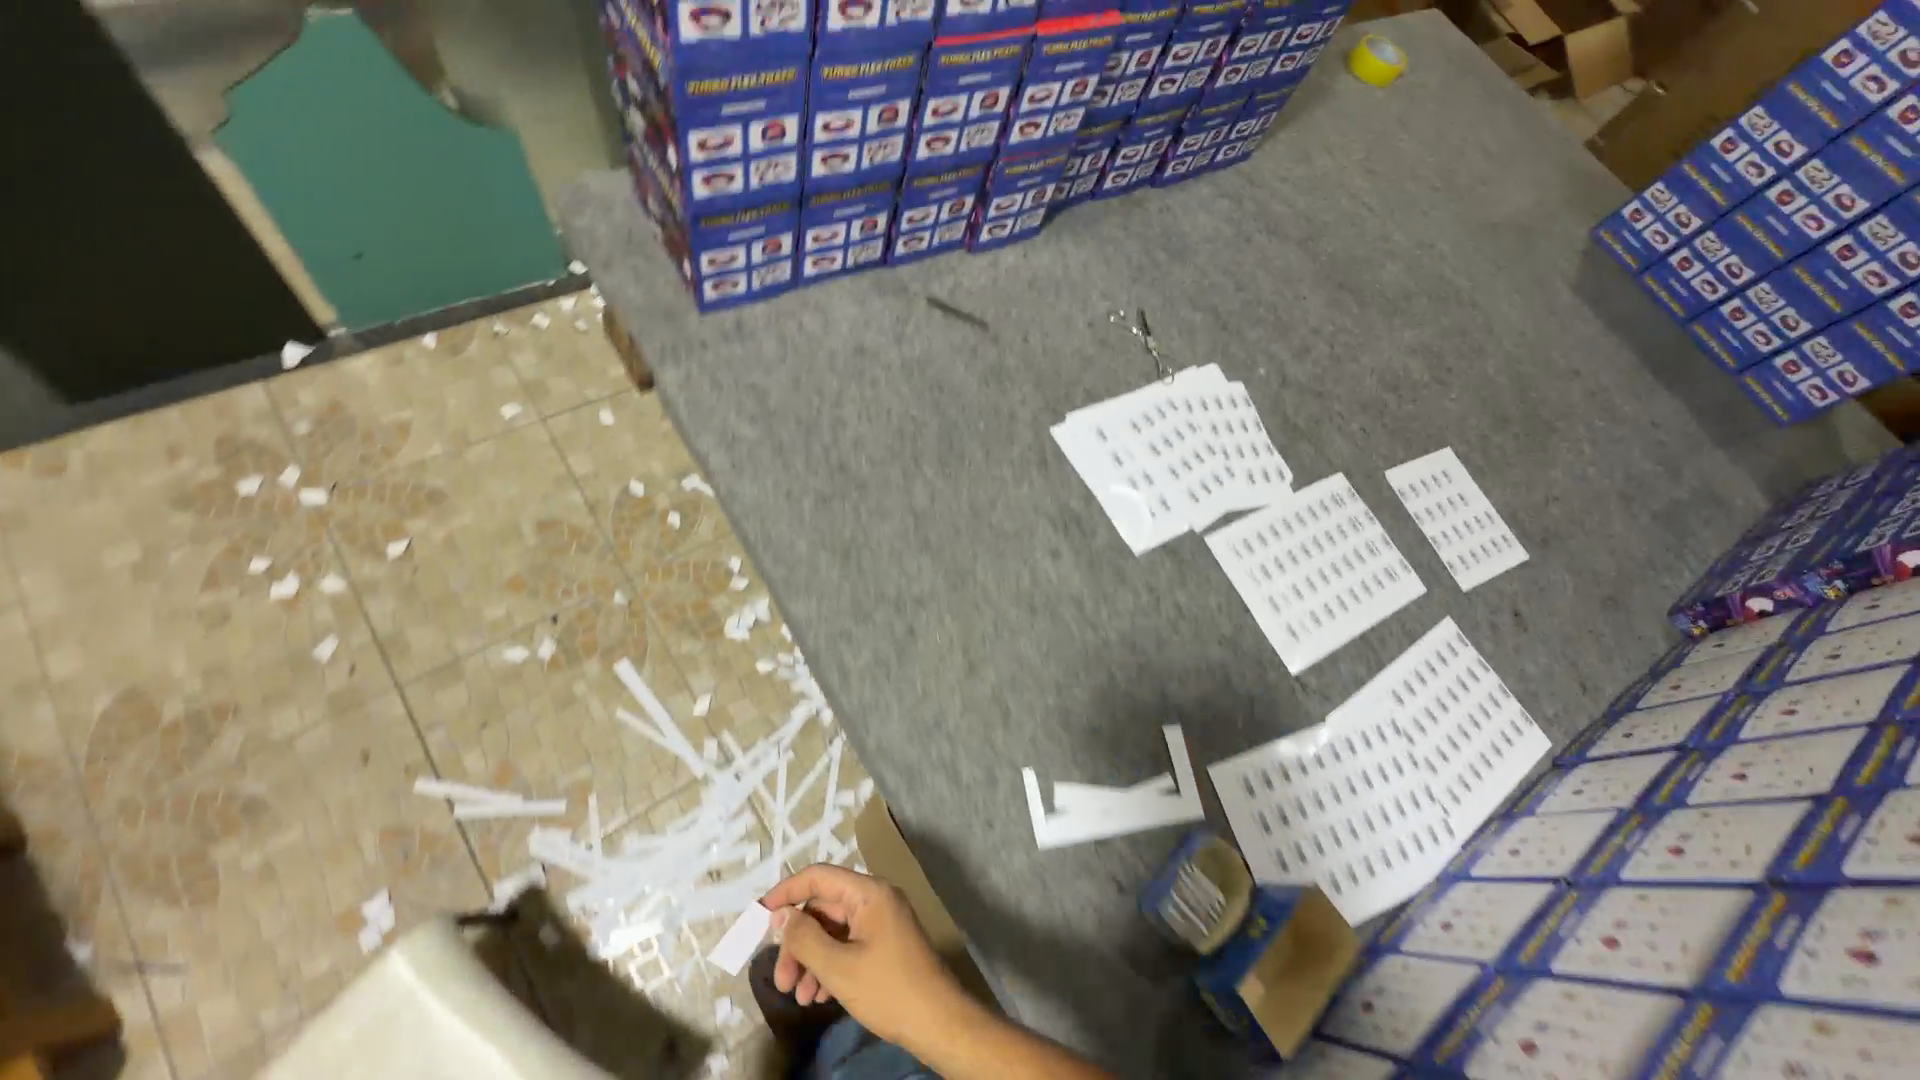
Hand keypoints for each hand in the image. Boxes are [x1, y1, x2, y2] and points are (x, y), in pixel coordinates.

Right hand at [761, 864, 974, 1046]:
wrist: (938, 1022)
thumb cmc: (888, 990)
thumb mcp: (838, 967)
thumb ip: (805, 938)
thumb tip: (781, 915)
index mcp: (868, 893)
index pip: (818, 877)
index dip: (785, 892)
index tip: (758, 917)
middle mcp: (876, 899)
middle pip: (822, 909)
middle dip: (797, 943)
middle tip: (781, 981)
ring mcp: (882, 923)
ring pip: (833, 931)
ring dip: (811, 960)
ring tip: (799, 996)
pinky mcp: (885, 945)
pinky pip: (848, 945)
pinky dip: (830, 967)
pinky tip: (819, 996)